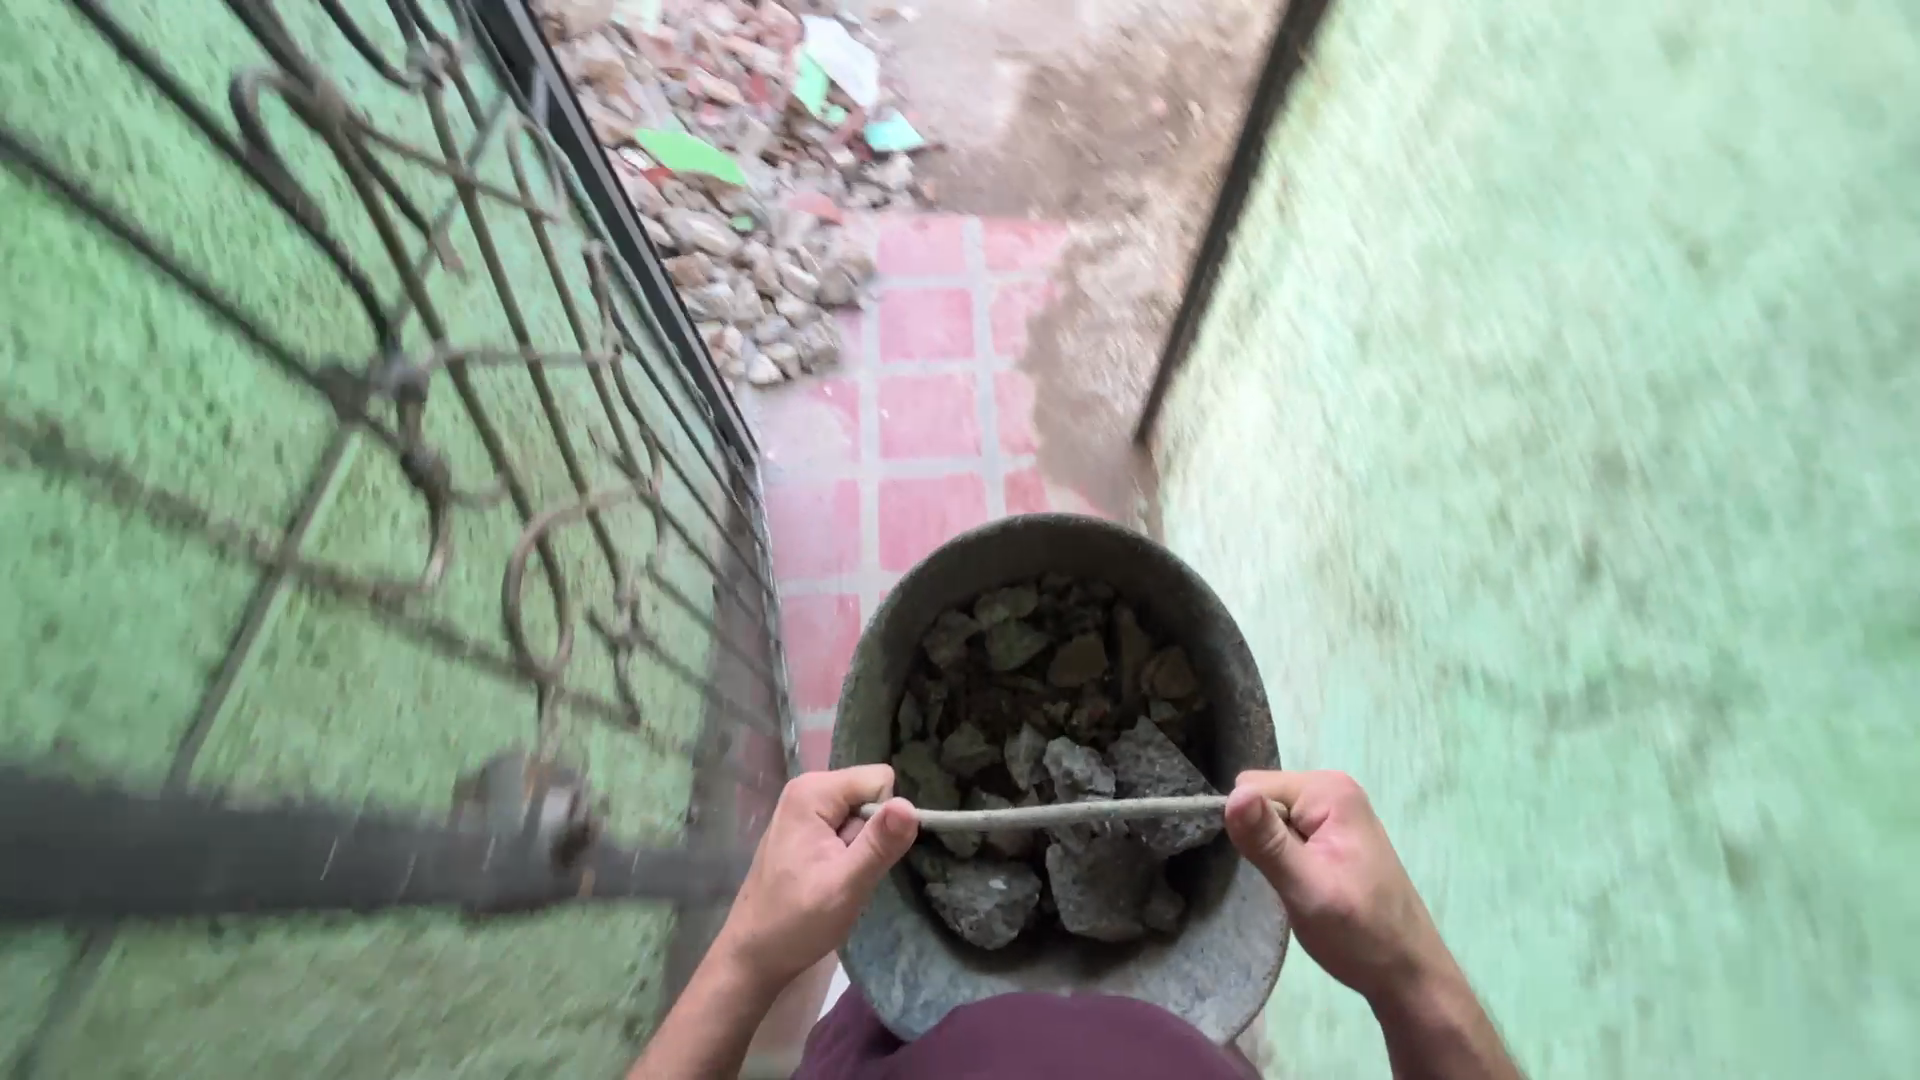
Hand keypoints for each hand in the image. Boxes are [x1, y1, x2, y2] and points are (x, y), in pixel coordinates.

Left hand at [711, 765, 918, 992]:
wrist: (753, 956)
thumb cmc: (796, 923)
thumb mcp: (845, 886)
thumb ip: (879, 844)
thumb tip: (911, 806)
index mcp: (813, 790)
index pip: (880, 780)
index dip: (883, 820)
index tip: (862, 856)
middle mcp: (808, 787)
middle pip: (870, 792)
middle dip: (872, 833)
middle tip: (847, 870)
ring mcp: (806, 806)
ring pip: (862, 812)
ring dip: (861, 846)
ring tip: (838, 876)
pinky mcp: (808, 826)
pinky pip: (849, 825)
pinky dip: (850, 851)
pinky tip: (832, 875)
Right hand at [1224, 770, 1452, 1004]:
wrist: (1409, 977)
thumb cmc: (1361, 935)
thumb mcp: (1307, 889)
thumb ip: (1267, 841)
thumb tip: (1233, 795)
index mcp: (1328, 789)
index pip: (1251, 786)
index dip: (1251, 828)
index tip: (1275, 866)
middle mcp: (1331, 788)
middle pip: (1259, 796)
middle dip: (1261, 837)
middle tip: (1289, 878)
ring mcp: (1333, 809)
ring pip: (1268, 815)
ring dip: (1271, 850)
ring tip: (1296, 882)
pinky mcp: (1331, 830)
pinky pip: (1283, 828)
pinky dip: (1282, 855)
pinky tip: (1301, 880)